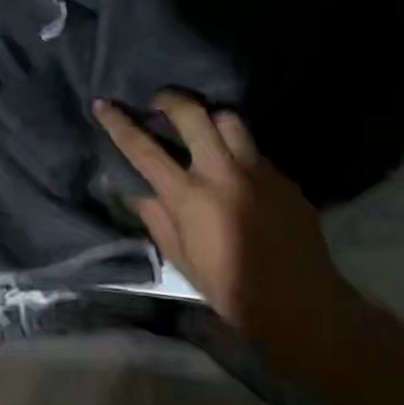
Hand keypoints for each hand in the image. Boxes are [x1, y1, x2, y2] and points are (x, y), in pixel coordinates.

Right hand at [94, 92, 345, 330]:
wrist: (300, 305)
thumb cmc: (230, 288)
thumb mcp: (181, 258)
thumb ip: (155, 216)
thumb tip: (133, 187)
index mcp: (191, 196)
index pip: (144, 149)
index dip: (119, 123)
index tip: (103, 104)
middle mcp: (222, 173)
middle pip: (192, 113)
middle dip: (169, 99)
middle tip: (158, 104)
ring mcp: (257, 170)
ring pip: (228, 119)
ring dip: (209, 117)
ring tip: (201, 128)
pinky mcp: (282, 177)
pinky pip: (253, 147)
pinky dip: (237, 148)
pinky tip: (234, 167)